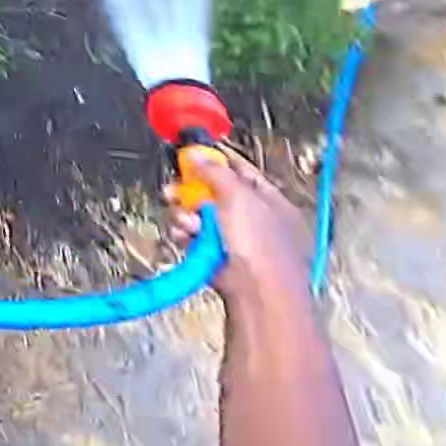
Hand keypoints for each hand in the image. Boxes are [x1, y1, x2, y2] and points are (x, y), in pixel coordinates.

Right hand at [164, 147, 311, 308]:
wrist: (257, 293)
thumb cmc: (262, 245)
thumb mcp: (239, 197)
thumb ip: (215, 172)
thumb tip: (196, 155)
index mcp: (271, 202)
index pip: (242, 172)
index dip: (218, 161)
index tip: (195, 153)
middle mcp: (254, 220)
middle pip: (213, 193)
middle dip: (191, 191)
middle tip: (174, 189)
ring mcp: (234, 239)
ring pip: (199, 214)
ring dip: (186, 214)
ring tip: (186, 220)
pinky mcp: (215, 255)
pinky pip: (192, 235)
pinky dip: (185, 233)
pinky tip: (184, 234)